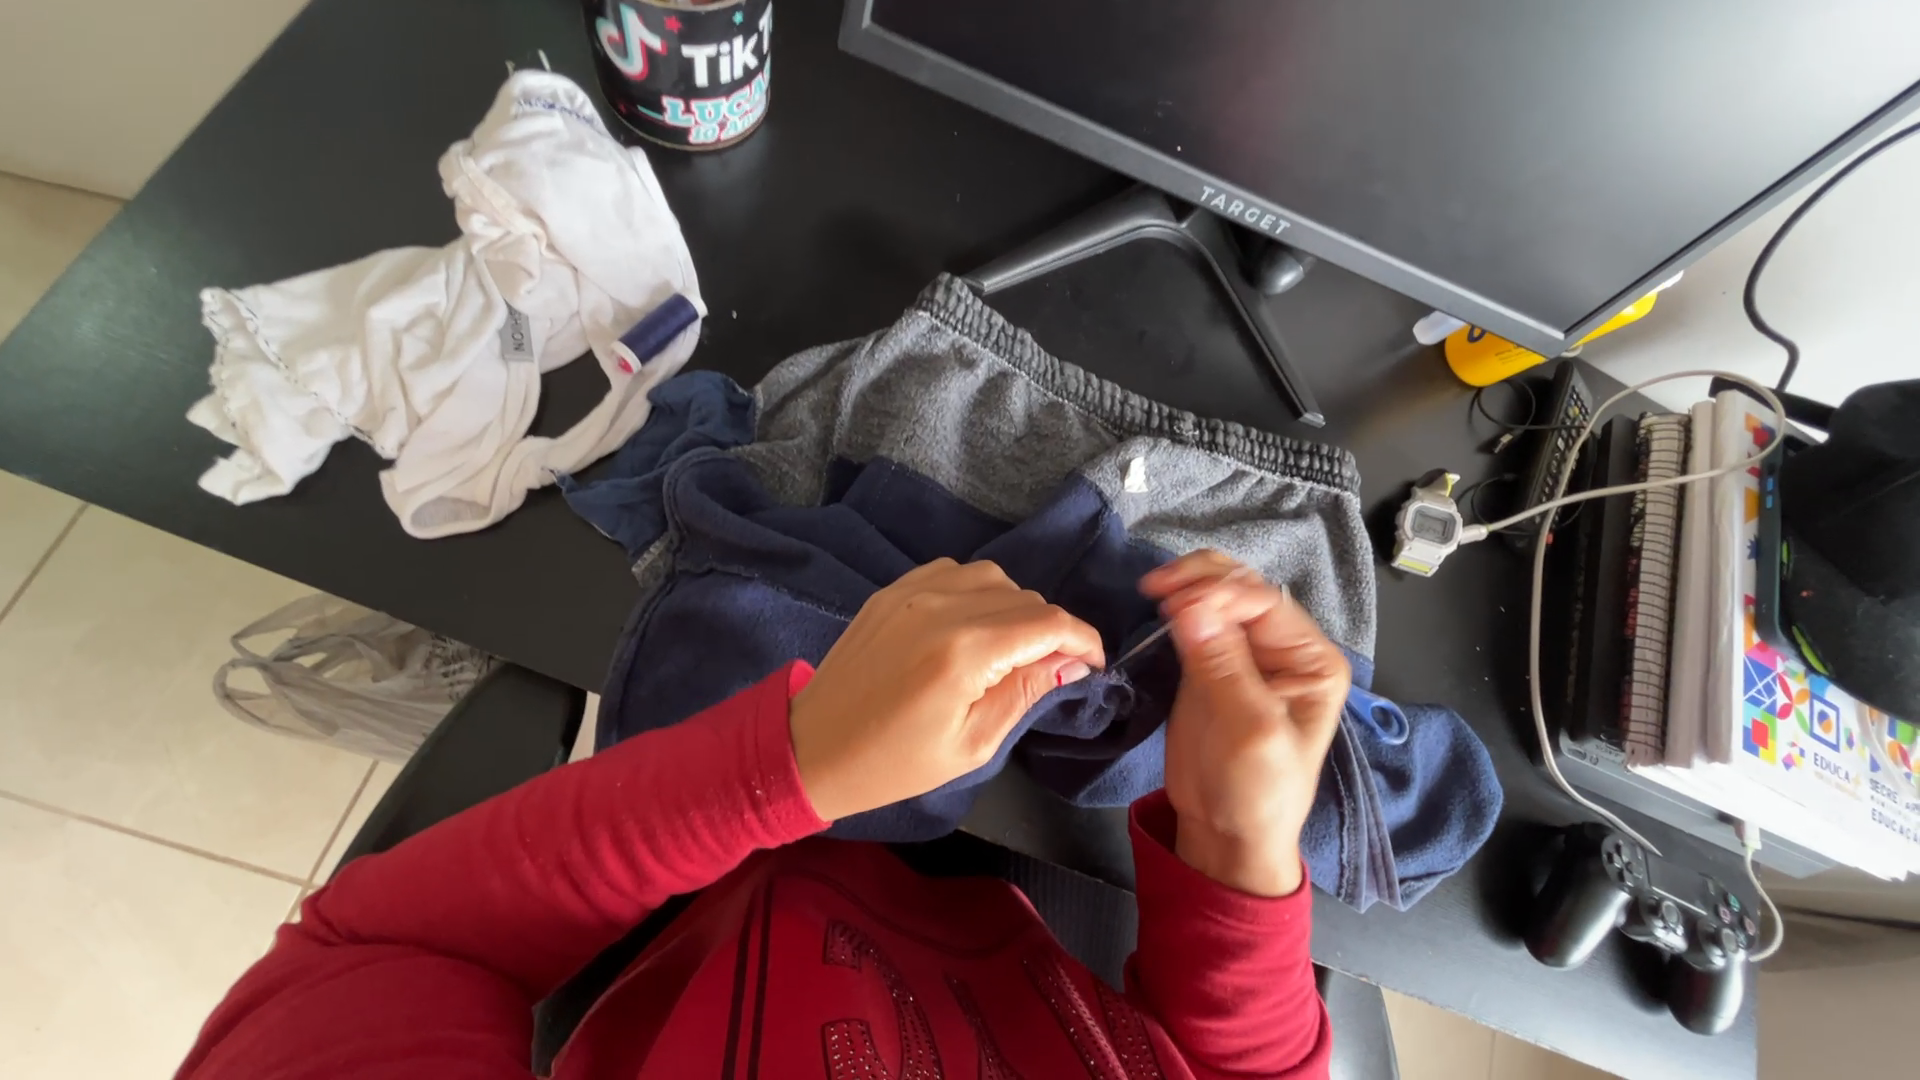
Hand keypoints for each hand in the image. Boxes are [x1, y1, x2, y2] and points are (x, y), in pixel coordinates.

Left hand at [789, 558, 1105, 822]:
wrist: (813, 746)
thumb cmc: (895, 762)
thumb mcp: (973, 743)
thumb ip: (1026, 691)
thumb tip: (1073, 661)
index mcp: (965, 650)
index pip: (1049, 623)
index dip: (1083, 641)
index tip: (1093, 665)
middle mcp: (942, 605)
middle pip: (1026, 599)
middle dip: (1050, 631)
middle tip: (1045, 669)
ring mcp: (913, 590)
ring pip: (994, 578)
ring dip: (1014, 608)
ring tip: (1006, 647)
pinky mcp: (893, 589)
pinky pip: (954, 572)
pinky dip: (976, 592)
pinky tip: (969, 624)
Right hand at [1140, 551, 1350, 896]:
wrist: (1225, 832)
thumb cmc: (1256, 790)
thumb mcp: (1249, 730)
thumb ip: (1223, 665)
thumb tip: (1190, 606)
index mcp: (1310, 660)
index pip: (1265, 602)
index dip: (1221, 594)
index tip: (1175, 604)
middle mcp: (1282, 647)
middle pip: (1242, 587)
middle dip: (1201, 579)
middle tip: (1157, 589)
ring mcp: (1244, 652)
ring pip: (1216, 594)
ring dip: (1186, 584)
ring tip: (1154, 590)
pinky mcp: (1208, 661)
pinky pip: (1194, 618)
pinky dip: (1176, 604)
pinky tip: (1157, 603)